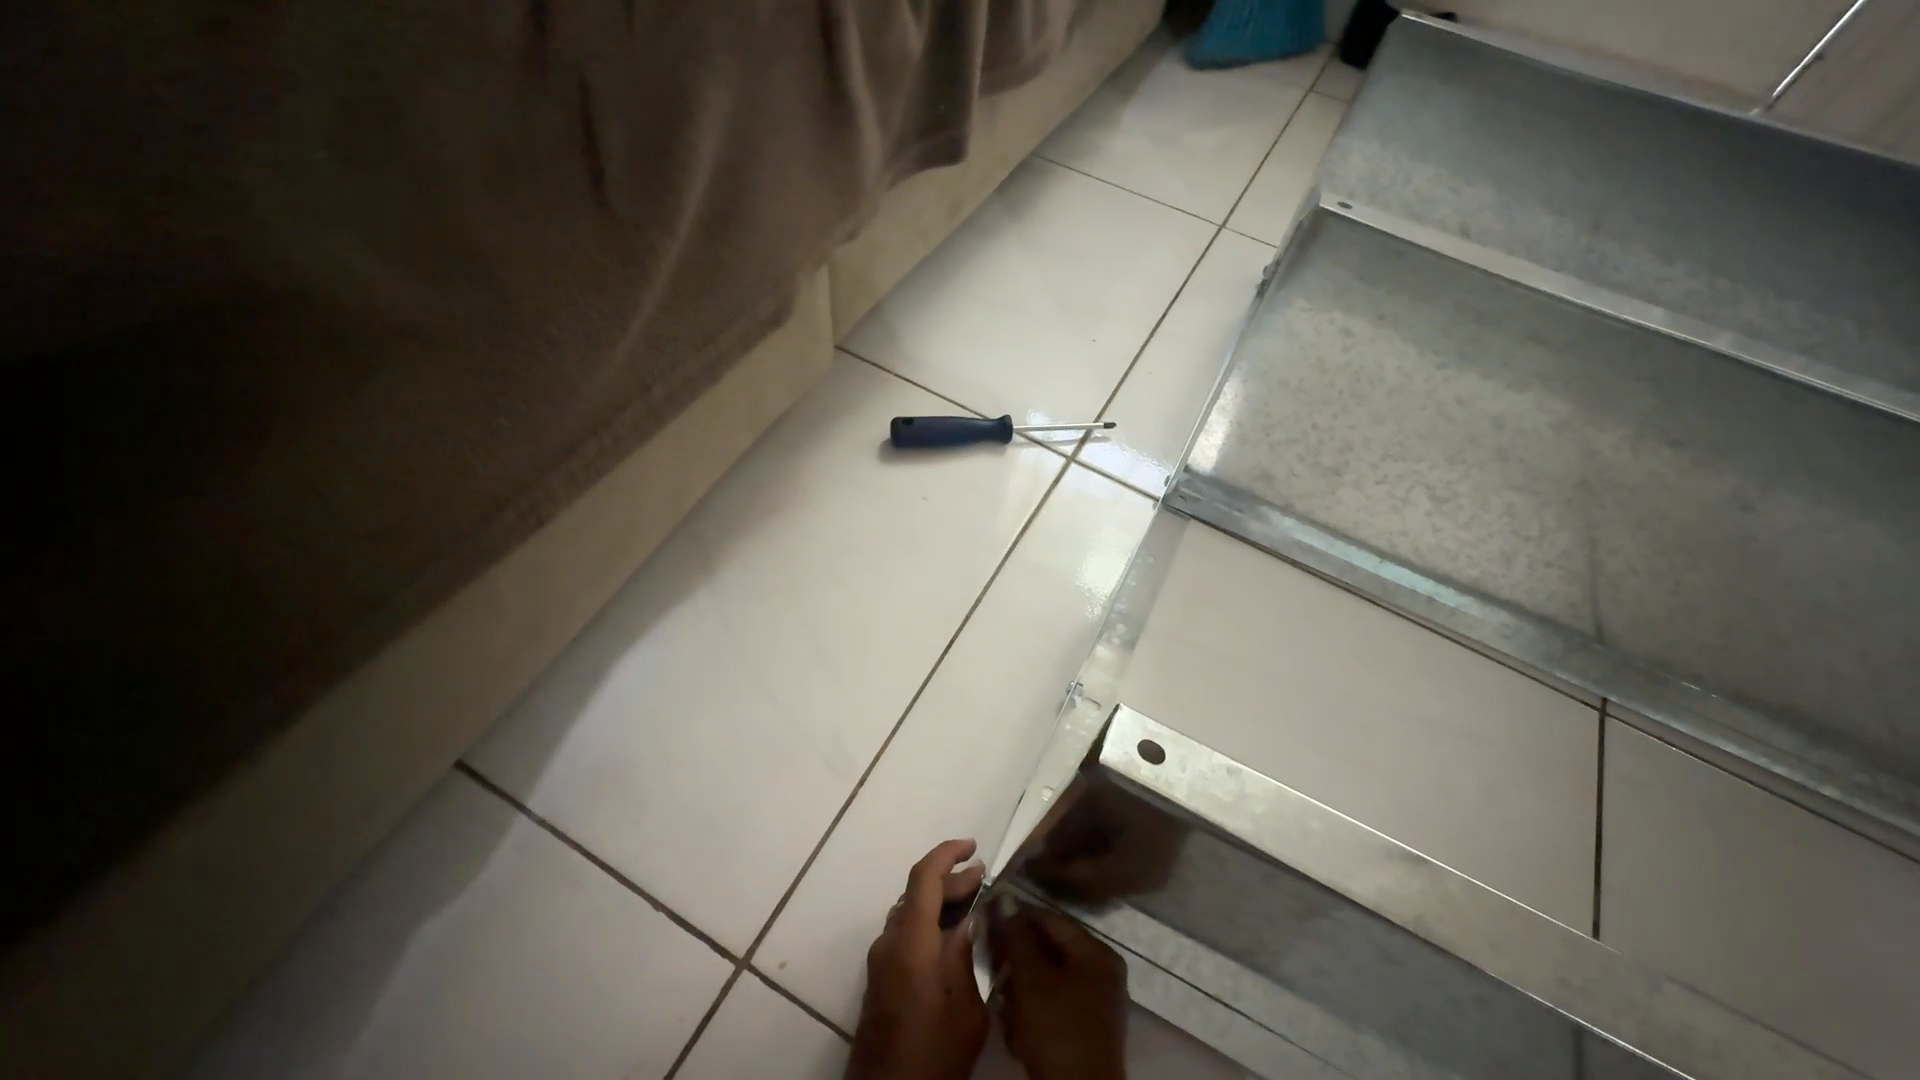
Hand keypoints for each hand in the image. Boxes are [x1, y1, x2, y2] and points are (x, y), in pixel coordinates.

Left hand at [848, 839, 988, 1079]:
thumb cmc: (933, 1054)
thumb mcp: (965, 1010)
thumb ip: (964, 958)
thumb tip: (967, 921)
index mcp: (910, 944)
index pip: (923, 878)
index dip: (946, 854)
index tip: (973, 847)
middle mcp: (889, 943)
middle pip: (916, 893)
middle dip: (950, 880)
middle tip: (983, 877)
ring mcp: (880, 961)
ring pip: (909, 913)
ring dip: (939, 902)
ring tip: (973, 903)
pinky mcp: (880, 978)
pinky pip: (904, 934)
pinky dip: (928, 924)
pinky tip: (953, 937)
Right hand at [990, 902, 1128, 1079]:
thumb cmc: (1058, 1030)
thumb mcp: (1033, 980)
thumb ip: (1017, 938)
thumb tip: (1004, 898)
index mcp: (1097, 955)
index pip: (1051, 920)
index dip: (1017, 917)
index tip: (986, 919)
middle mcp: (1099, 974)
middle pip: (1047, 952)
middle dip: (1016, 963)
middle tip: (990, 968)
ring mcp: (1092, 1005)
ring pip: (1044, 982)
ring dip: (1019, 993)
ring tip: (1005, 1009)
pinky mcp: (1080, 1031)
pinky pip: (1049, 1009)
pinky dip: (1030, 1016)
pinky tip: (1017, 1032)